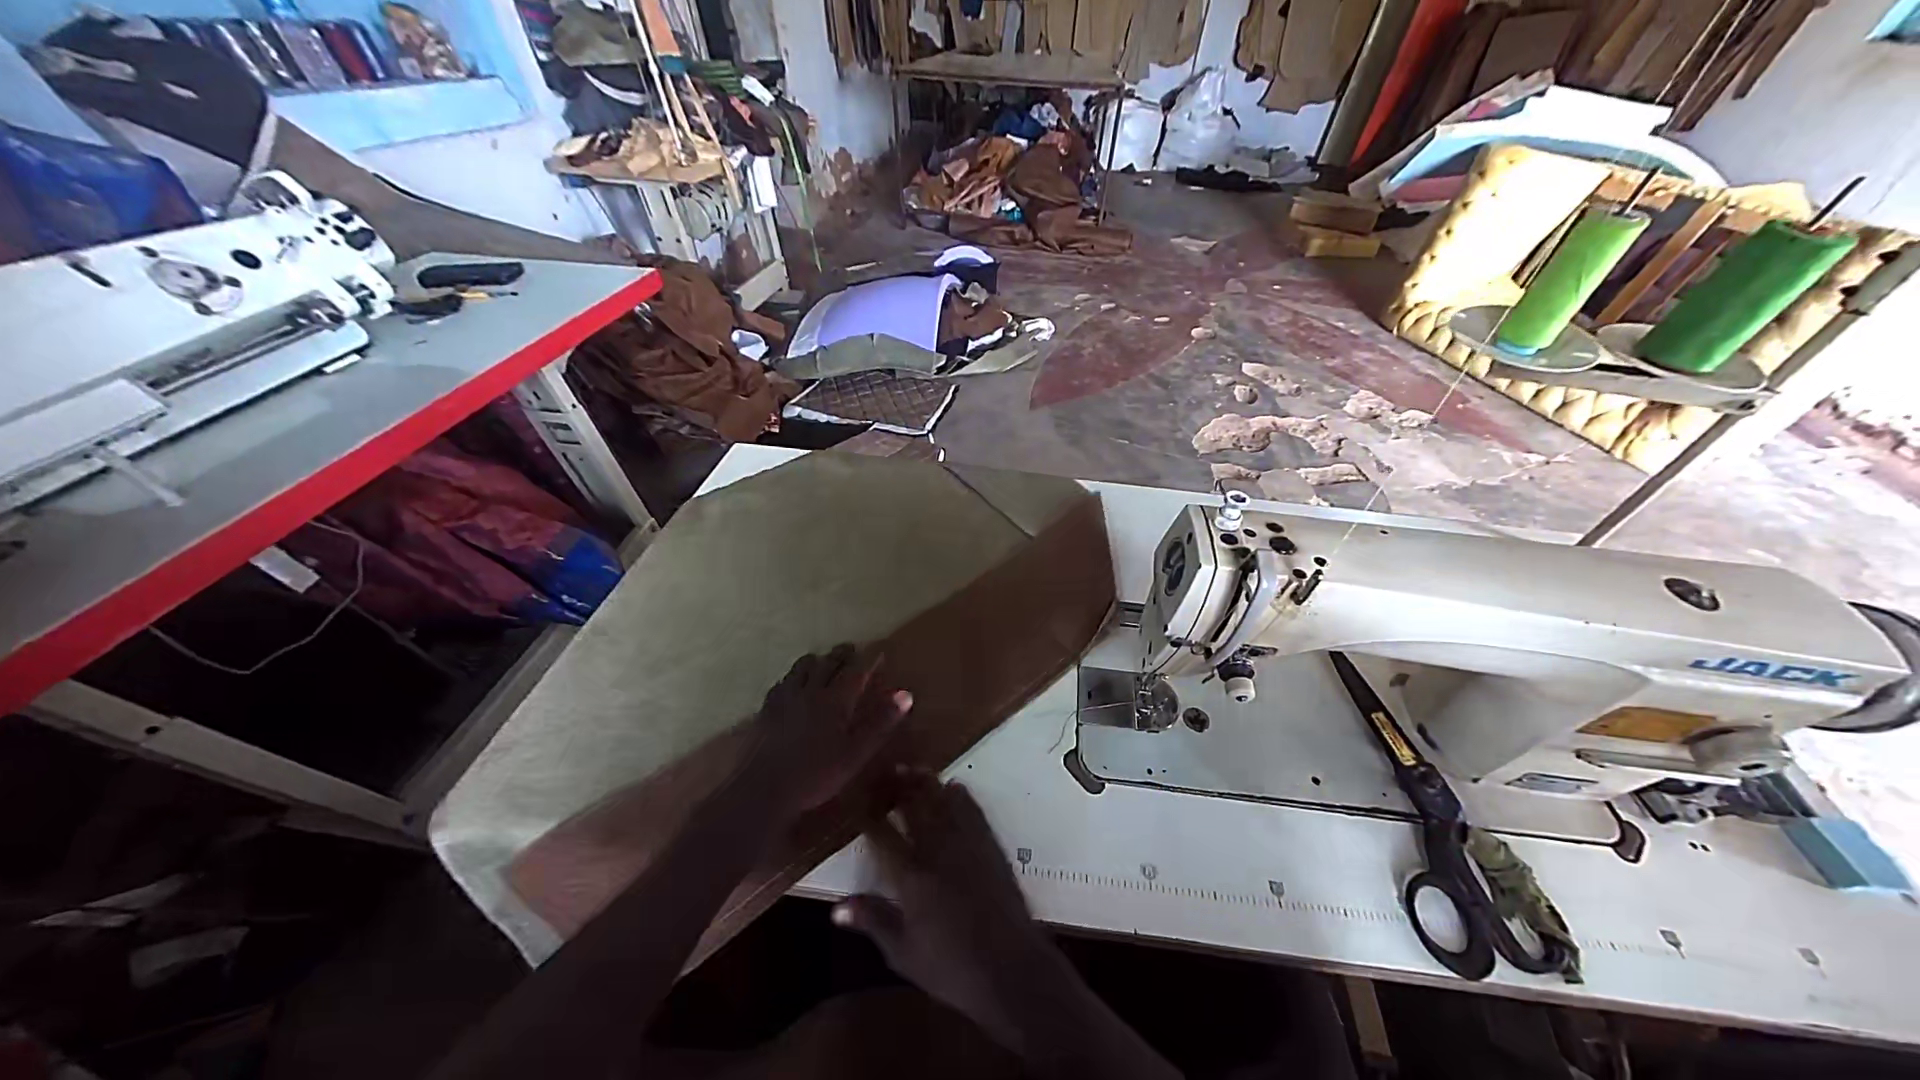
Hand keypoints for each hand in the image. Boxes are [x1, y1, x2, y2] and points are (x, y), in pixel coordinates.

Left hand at [745, 644, 911, 812]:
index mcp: (835, 700)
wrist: (764, 789)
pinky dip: (793, 676)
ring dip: (816, 660)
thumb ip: (881, 723)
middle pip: (828, 662)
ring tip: (822, 661)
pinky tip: (792, 684)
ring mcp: (785, 697)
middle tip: (851, 650)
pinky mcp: (767, 708)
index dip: (869, 659)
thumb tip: (906, 694)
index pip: (856, 670)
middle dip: (842, 654)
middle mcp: (810, 690)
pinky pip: (783, 681)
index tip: (879, 650)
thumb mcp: (856, 753)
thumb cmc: (816, 774)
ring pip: (803, 667)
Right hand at [830, 771, 1060, 1051]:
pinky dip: (963, 798)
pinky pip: (974, 814)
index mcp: (911, 877)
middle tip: (887, 770)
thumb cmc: (952, 968)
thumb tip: (836, 907)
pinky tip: (956, 787)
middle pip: (915, 809)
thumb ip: (873, 921)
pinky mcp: (992, 850)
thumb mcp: (903, 953)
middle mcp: (938, 852)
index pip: (884, 836)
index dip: (870, 815)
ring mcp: (968, 847)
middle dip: (899, 788)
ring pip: (945, 805)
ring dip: (928, 784)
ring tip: (915, 768)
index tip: (858, 797)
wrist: (1011, 969)